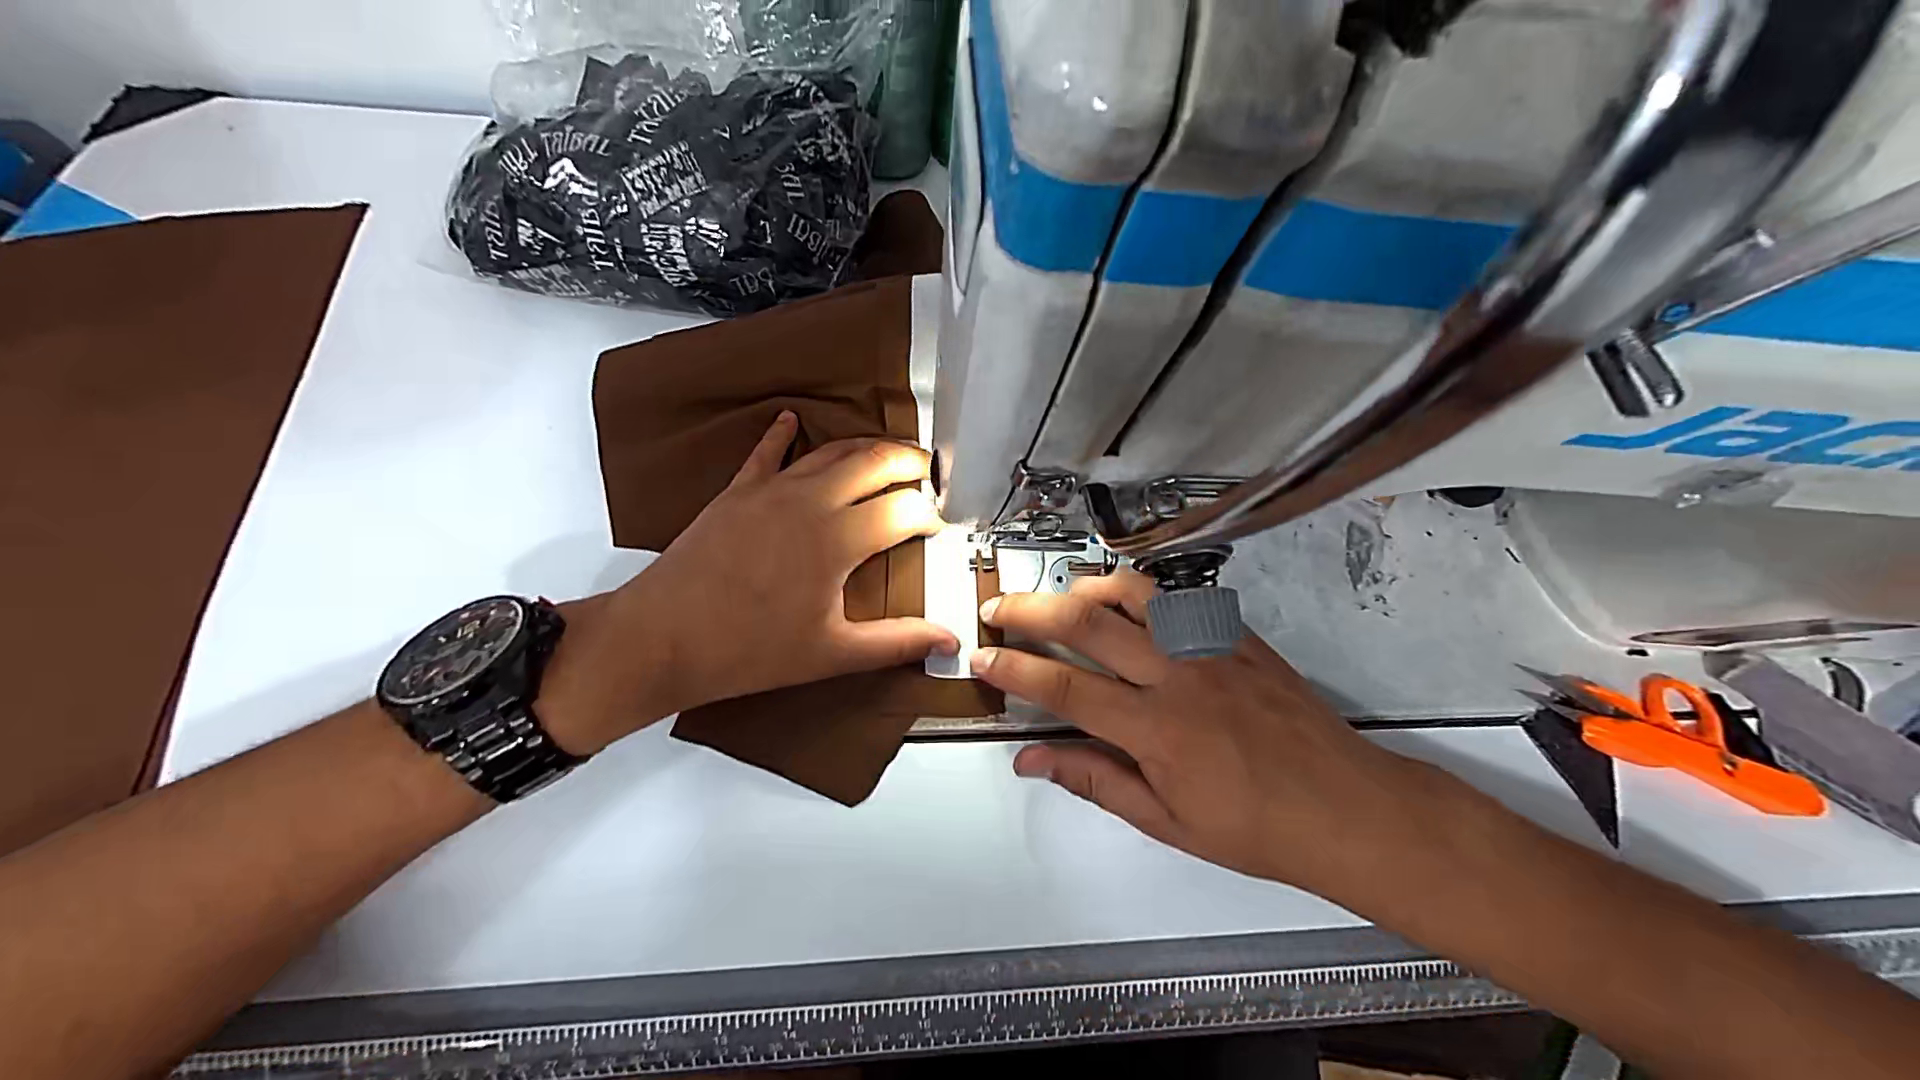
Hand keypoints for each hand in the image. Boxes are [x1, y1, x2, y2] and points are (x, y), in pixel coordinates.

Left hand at [538, 412, 955, 753]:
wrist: (661, 638)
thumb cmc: (745, 649)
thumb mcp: (831, 653)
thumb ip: (895, 643)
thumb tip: (944, 641)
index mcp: (836, 541)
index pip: (903, 511)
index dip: (928, 516)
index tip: (936, 527)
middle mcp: (808, 503)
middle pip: (874, 463)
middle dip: (909, 462)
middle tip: (927, 471)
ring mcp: (770, 491)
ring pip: (830, 451)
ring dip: (865, 447)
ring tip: (888, 453)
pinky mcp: (737, 492)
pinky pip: (766, 451)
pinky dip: (783, 433)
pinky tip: (791, 420)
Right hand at [972, 569, 1459, 896]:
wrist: (1348, 808)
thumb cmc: (1257, 828)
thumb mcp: (1166, 821)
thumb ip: (1094, 780)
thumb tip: (1034, 758)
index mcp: (1155, 728)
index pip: (1063, 685)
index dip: (1013, 668)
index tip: (982, 658)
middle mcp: (1177, 675)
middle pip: (1086, 623)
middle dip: (1030, 610)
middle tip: (999, 610)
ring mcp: (1210, 648)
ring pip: (1133, 593)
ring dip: (1086, 587)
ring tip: (1059, 597)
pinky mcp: (1237, 636)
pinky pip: (1179, 598)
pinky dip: (1139, 592)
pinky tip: (1125, 601)